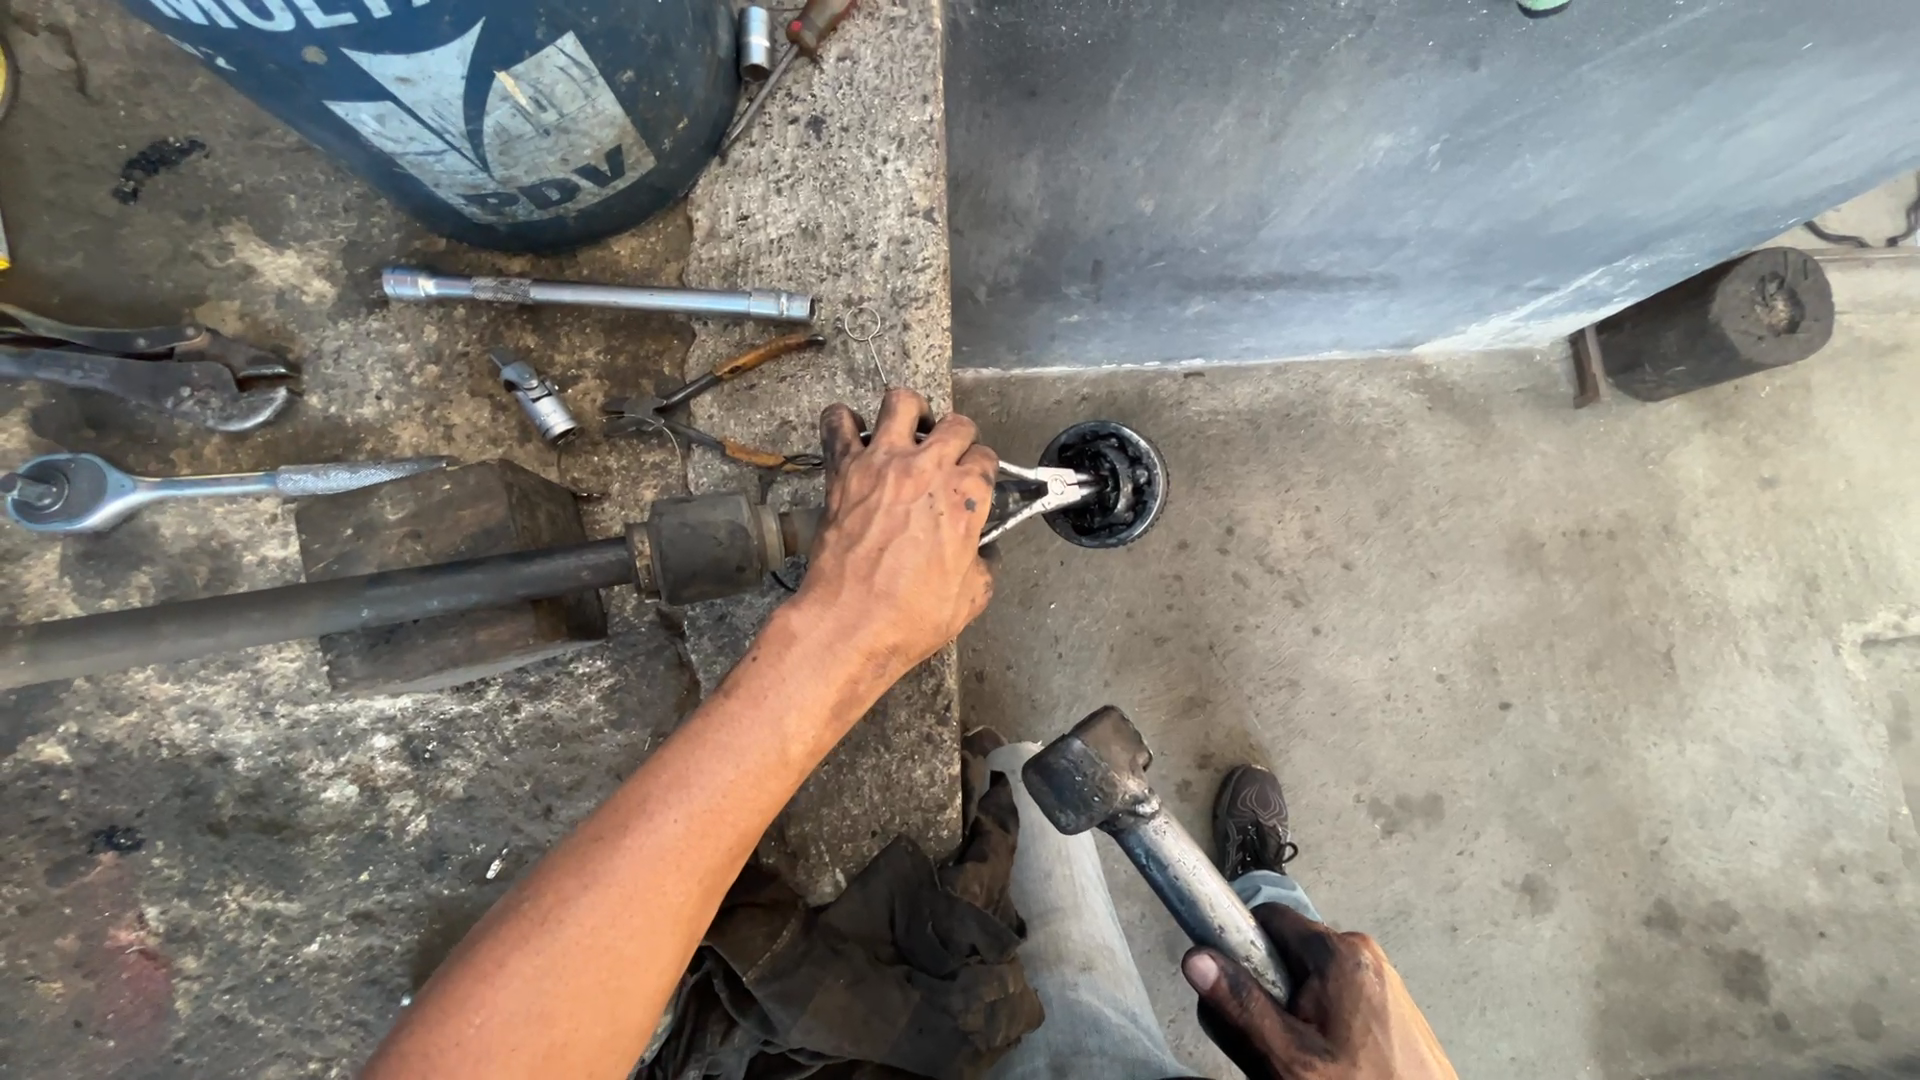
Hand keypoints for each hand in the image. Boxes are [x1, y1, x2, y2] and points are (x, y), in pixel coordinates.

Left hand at [796, 388, 997, 677]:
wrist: (851, 621)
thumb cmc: (912, 615)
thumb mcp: (972, 597)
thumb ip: (984, 563)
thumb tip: (981, 552)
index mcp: (966, 495)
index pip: (986, 459)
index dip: (982, 473)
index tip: (975, 485)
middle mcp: (928, 467)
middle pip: (956, 424)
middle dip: (958, 437)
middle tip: (947, 457)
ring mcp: (883, 462)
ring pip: (902, 402)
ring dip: (911, 412)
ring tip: (908, 431)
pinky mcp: (843, 469)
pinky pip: (837, 422)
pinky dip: (844, 422)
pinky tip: (853, 437)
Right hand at [1183, 904, 1456, 1079]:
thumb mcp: (1291, 1061)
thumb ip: (1241, 1006)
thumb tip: (1194, 958)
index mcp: (1339, 952)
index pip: (1267, 917)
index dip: (1243, 949)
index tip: (1240, 992)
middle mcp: (1364, 951)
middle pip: (1288, 948)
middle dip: (1270, 987)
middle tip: (1274, 1041)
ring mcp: (1383, 977)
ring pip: (1312, 975)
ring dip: (1297, 1007)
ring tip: (1306, 1058)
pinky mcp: (1395, 1004)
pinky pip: (1340, 995)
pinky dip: (1325, 1020)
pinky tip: (1332, 1061)